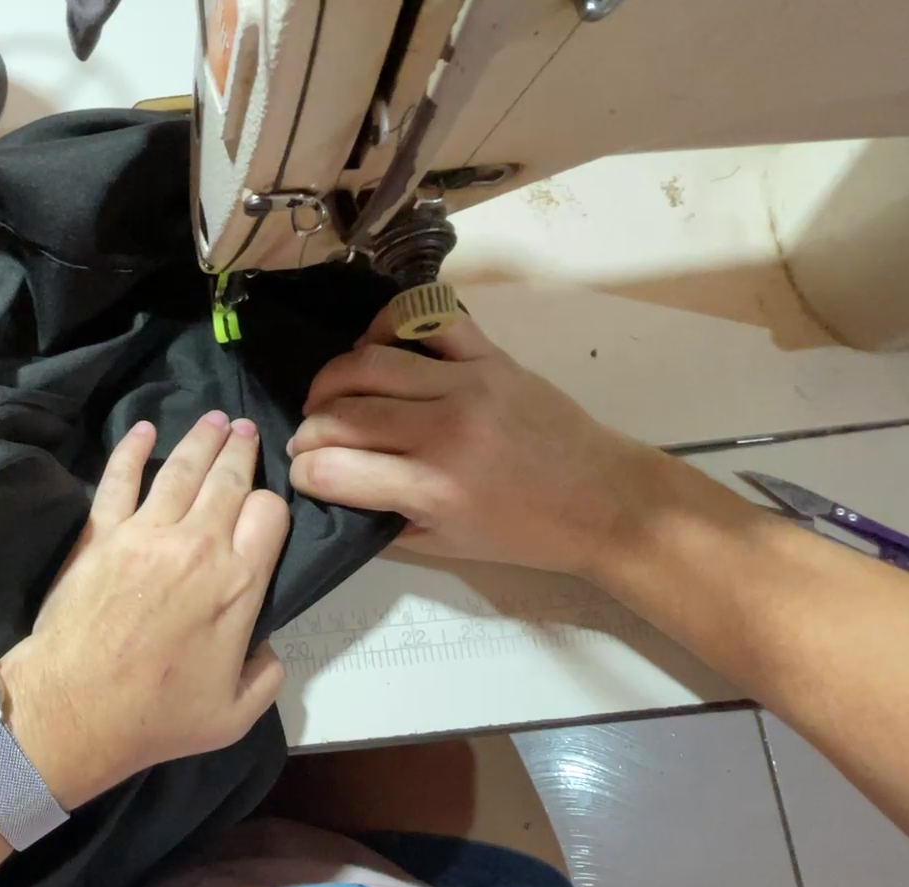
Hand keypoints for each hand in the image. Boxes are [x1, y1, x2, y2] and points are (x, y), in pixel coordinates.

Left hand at [2, 412, 289, 806]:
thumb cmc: (157, 717)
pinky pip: (119, 478)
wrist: (77, 708)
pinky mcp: (102, 533)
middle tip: (244, 430)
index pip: (269, 514)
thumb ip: (266, 673)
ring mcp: (146, 534)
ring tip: (215, 419)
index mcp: (239, 585)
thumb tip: (266, 644)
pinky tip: (143, 430)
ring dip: (202, 440)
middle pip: (229, 480)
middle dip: (241, 450)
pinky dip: (132, 449)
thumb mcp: (235, 714)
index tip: (263, 508)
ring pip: (182, 470)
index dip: (270, 504)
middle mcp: (199, 546)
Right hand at [287, 318, 664, 576]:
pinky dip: (386, 327)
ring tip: (329, 397)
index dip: (302, 472)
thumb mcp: (439, 544)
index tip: (304, 474)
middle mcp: (444, 430)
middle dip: (308, 430)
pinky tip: (374, 349)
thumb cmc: (521, 534)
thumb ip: (378, 516)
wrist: (605, 500)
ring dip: (331, 380)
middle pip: (341, 413)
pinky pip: (426, 319)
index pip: (330, 468)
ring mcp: (469, 383)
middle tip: (308, 439)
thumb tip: (327, 485)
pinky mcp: (491, 355)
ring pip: (368, 362)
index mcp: (431, 487)